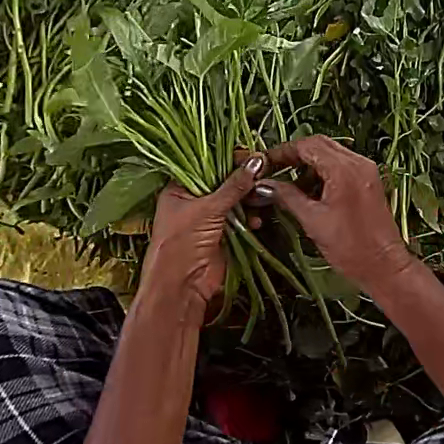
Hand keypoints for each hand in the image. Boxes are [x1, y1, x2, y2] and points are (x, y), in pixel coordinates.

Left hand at [138, 156, 263, 310]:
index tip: (251, 157)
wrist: (182, 285)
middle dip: (244, 181)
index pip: (208, 165)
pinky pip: (243, 219)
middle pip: (225, 182)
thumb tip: (256, 161)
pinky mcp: (225, 234)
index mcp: (180, 189)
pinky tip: (257, 220)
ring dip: (250, 200)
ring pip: (236, 201)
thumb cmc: (181, 243)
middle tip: (262, 175)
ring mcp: (210, 218)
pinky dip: (251, 218)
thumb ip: (234, 185)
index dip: (229, 160)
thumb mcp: (207, 207)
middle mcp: (195, 201)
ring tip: (260, 198)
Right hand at [250, 136, 418, 287]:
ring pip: (331, 154)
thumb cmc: (351, 247)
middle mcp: (359, 163)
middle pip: (319, 145)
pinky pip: (342, 166)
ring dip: (309, 165)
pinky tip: (310, 192)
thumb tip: (265, 185)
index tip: (265, 163)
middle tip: (274, 170)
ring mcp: (366, 171)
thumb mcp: (313, 221)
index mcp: (344, 170)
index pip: (307, 145)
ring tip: (289, 186)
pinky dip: (324, 173)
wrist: (384, 265)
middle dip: (294, 155)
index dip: (282, 152)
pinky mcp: (369, 181)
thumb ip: (287, 197)